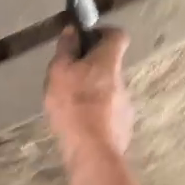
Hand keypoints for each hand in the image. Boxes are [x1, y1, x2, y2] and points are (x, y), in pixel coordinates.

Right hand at [44, 26, 133, 156]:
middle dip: (91, 66)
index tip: (86, 38)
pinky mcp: (124, 127)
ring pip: (109, 89)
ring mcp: (126, 106)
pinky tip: (80, 122)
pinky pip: (109, 111)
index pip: (118, 35)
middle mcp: (122, 81)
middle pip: (110, 65)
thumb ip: (66, 49)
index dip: (104, 32)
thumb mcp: (59, 71)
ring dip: (93, 90)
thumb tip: (73, 31)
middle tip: (69, 75)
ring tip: (71, 102)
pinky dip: (97, 111)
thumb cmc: (73, 105)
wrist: (92, 153)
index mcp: (108, 62)